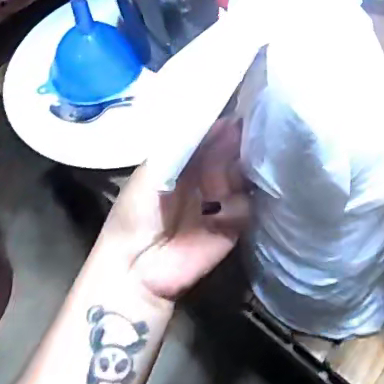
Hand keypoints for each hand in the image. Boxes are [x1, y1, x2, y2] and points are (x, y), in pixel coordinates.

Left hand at [107, 119, 252, 301]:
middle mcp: (208, 174)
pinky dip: (240, 203)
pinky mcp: (235, 222)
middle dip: (239, 146)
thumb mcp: (151, 173)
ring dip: (241, 173)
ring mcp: (224, 197)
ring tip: (230, 177)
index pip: (212, 134)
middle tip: (246, 139)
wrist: (137, 270)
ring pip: (245, 175)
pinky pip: (248, 204)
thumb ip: (180, 147)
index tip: (239, 114)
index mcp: (186, 159)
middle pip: (234, 152)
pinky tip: (223, 209)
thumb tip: (212, 122)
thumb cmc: (135, 216)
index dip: (225, 125)